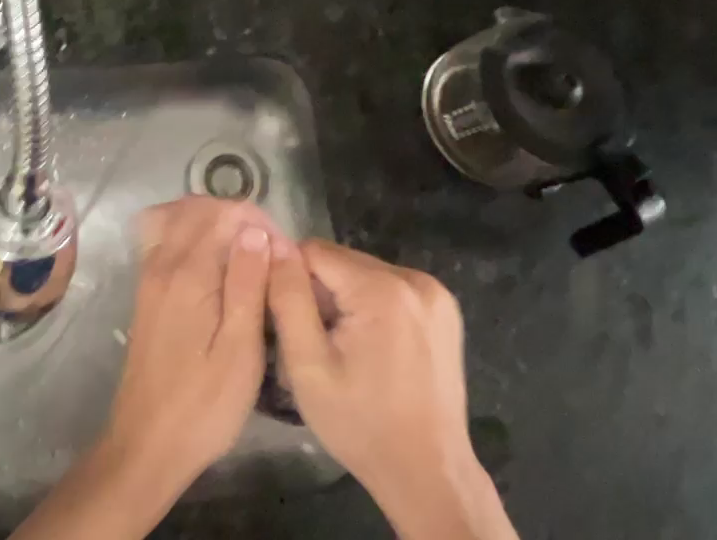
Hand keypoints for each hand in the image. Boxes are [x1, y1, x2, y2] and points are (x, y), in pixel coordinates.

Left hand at [9, 196, 283, 539]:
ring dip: (213, 220)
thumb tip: (256, 230)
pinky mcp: (146, 292)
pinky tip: (217, 265)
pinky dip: (192, 234)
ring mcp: (148, 276)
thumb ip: (247, 283)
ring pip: (176, 218)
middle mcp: (161, 264)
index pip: (223, 214)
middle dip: (236, 215)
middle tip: (269, 250)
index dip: (258, 222)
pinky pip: (165, 238)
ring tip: (247, 253)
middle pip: (195, 208)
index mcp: (186, 273)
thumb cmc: (203, 405)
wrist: (147, 443)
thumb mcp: (240, 349)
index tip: (283, 254)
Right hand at [268, 239, 518, 539]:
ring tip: (341, 349)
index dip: (292, 281)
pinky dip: (371, 307)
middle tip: (314, 342)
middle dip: (321, 292)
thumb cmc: (360, 424)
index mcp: (383, 290)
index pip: (314, 251)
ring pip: (364, 273)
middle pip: (342, 261)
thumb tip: (272, 245)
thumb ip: (287, 298)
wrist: (428, 472)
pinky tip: (369, 348)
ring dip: (344, 299)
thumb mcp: (307, 365)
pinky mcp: (444, 309)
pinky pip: (390, 288)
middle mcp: (415, 280)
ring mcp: (436, 293)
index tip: (289, 322)